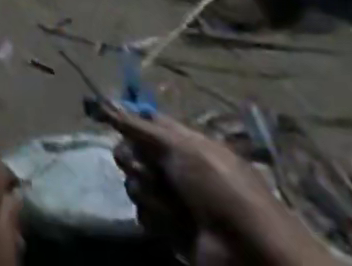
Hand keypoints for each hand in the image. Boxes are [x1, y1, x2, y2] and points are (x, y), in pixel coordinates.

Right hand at [98, 103, 331, 265]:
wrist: (247, 251)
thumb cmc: (219, 187)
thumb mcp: (181, 147)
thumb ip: (139, 127)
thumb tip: (104, 100)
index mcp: (185, 140)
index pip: (146, 121)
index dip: (129, 121)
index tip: (111, 121)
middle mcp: (176, 165)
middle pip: (133, 151)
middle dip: (135, 161)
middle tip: (150, 171)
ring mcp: (172, 197)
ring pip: (136, 184)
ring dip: (150, 195)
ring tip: (173, 208)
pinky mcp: (169, 229)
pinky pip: (144, 215)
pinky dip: (158, 219)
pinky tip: (175, 227)